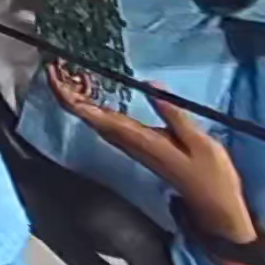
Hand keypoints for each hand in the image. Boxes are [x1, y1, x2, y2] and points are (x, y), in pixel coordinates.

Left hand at [49, 68, 264, 264]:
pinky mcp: (126, 138)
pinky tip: (91, 84)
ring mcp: (118, 137)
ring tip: (70, 66)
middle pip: (75, 106)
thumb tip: (151, 84)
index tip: (53, 68)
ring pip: (84, 109)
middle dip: (61, 83)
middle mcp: (115, 134)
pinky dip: (87, 97)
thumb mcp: (199, 142)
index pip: (79, 108)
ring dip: (73, 88)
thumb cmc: (209, 174)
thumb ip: (173, 114)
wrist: (211, 203)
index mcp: (126, 132)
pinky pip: (96, 114)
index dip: (61, 88)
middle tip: (58, 61)